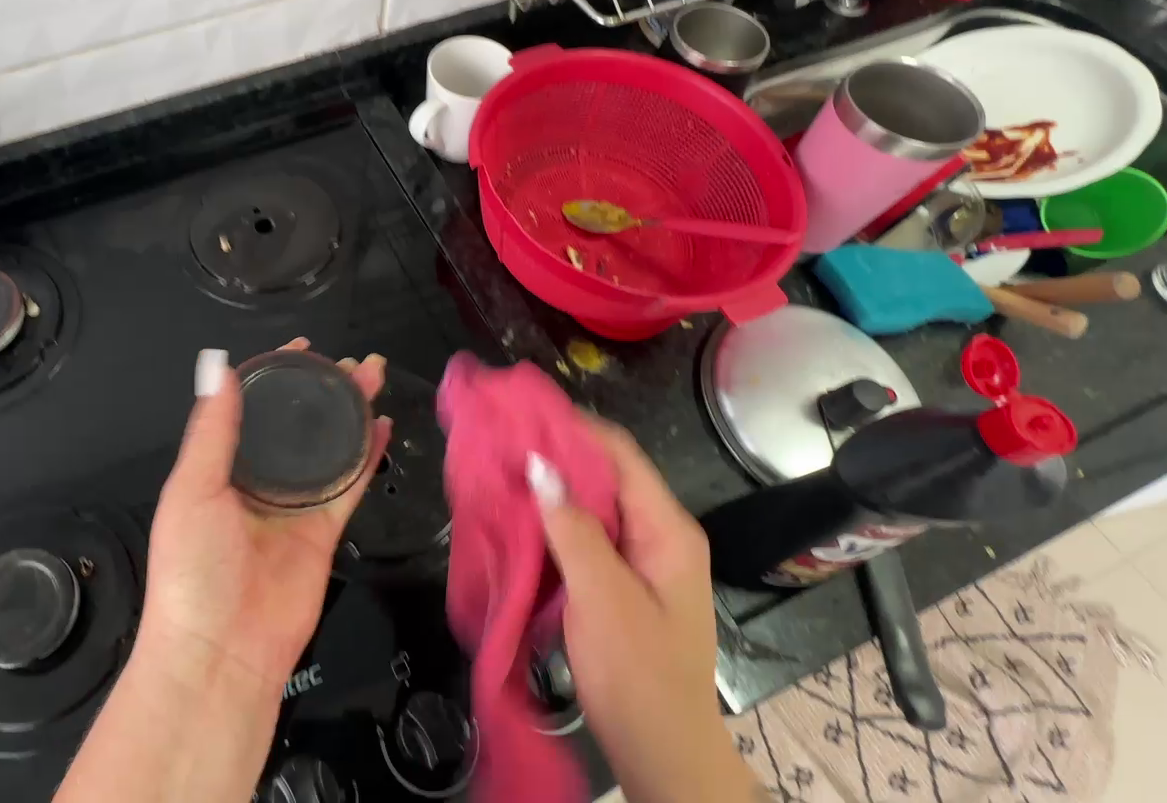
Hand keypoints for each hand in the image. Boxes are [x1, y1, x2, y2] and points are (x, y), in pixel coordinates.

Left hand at [140, 338, 392, 691]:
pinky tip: (382, 426)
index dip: (274, 375)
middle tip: (352, 361)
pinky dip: (366, 455)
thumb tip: (221, 367)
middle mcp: (258, 481)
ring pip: (328, 448)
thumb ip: (213, 429)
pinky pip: (349, 484)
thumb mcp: (192, 488)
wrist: (222, 649)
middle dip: (322, 390)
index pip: (250, 409)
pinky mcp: (324, 529)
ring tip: (373, 377)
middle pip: (296, 424)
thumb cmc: (194, 565)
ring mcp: (293, 505)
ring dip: (349, 413)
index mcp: (219, 468)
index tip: (301, 347)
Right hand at [528, 416, 757, 802]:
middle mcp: (658, 534)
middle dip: (555, 456)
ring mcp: (642, 560)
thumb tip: (541, 465)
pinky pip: (586, 537)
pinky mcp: (621, 583)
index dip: (572, 428)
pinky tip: (520, 520)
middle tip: (500, 442)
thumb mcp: (602, 596)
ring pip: (592, 506)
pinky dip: (554, 524)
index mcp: (666, 528)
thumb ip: (573, 527)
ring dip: (551, 490)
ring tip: (501, 472)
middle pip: (605, 476)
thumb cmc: (637, 673)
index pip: (619, 454)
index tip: (520, 414)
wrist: (661, 752)